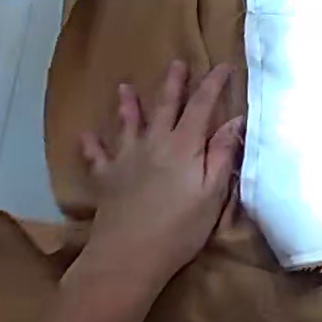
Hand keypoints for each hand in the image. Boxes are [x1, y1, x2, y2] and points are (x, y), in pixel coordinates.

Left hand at [71, 61, 243, 292]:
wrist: (127, 258)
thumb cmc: (180, 228)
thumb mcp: (213, 192)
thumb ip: (223, 153)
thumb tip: (236, 120)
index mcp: (184, 145)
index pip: (202, 105)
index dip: (213, 84)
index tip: (223, 66)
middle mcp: (154, 143)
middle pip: (165, 106)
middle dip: (173, 83)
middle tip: (176, 62)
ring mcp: (127, 159)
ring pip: (128, 124)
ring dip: (128, 104)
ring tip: (124, 87)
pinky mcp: (107, 179)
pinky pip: (97, 157)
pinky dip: (91, 145)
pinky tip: (85, 135)